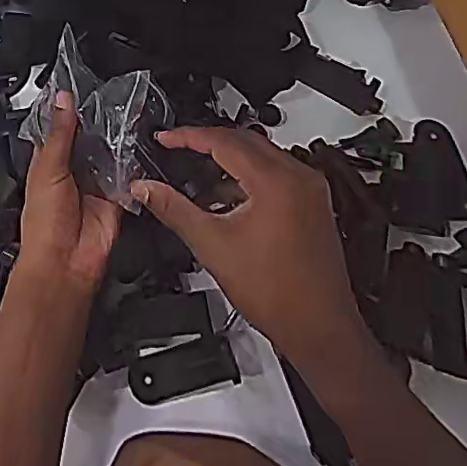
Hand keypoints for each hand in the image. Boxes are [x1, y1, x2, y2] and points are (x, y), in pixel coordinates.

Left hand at [16, 92, 122, 296]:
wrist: (64, 265)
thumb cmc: (43, 226)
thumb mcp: (48, 169)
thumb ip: (59, 134)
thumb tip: (62, 100)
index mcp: (49, 162)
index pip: (59, 128)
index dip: (68, 109)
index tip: (81, 87)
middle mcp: (72, 171)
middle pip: (89, 138)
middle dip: (99, 123)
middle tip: (112, 100)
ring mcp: (94, 184)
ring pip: (109, 154)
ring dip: (116, 141)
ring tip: (127, 117)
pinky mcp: (115, 198)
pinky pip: (127, 176)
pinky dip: (133, 165)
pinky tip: (137, 148)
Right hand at [133, 125, 369, 364]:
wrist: (319, 329)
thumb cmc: (279, 295)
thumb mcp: (213, 246)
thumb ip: (174, 210)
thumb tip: (147, 189)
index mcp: (275, 182)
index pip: (223, 140)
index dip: (188, 136)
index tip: (166, 138)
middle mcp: (298, 177)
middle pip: (244, 139)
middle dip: (207, 141)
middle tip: (178, 147)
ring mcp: (310, 188)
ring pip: (262, 153)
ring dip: (229, 157)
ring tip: (198, 172)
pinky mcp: (314, 201)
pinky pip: (277, 171)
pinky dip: (249, 174)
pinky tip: (228, 194)